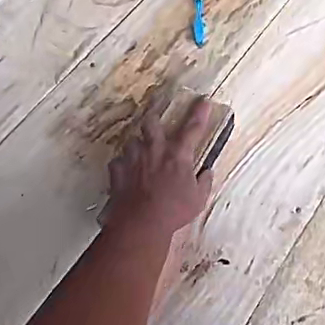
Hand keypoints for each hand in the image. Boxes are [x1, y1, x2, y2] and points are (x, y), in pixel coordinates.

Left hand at [105, 95, 216, 236]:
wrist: (140, 223)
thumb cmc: (173, 211)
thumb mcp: (198, 199)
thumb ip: (204, 182)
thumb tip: (207, 173)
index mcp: (178, 154)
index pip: (193, 127)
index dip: (200, 113)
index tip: (204, 101)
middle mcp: (154, 150)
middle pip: (152, 122)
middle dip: (154, 120)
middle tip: (156, 125)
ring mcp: (133, 158)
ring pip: (132, 141)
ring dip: (137, 146)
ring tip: (140, 155)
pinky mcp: (117, 170)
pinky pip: (119, 161)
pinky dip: (123, 165)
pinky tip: (127, 173)